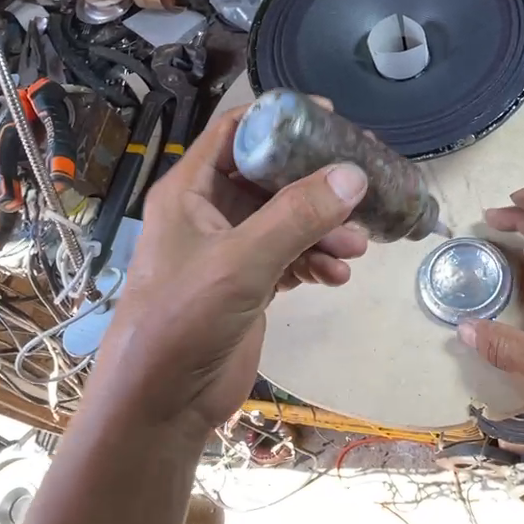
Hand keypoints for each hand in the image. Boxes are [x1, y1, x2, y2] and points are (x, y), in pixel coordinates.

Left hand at [91, 106, 368, 433]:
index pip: (235, 132)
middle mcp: (210, 213)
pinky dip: (314, 261)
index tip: (330, 118)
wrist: (160, 405)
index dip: (279, 119)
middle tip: (363, 179)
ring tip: (357, 245)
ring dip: (323, 228)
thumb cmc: (183, 320)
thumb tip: (354, 175)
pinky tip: (337, 276)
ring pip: (287, 221)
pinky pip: (289, 258)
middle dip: (317, 181)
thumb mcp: (241, 261)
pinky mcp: (248, 285)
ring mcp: (230, 251)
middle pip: (271, 177)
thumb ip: (297, 216)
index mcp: (191, 190)